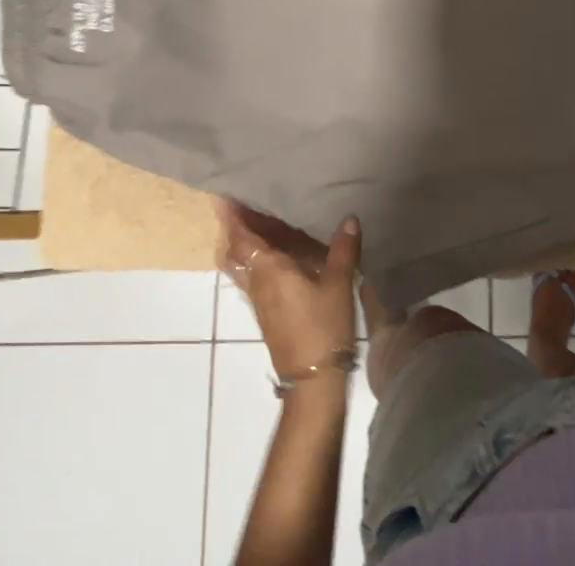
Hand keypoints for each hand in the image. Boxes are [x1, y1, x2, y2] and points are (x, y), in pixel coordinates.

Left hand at [218, 200, 360, 379]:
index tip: (225, 197)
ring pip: (239, 267)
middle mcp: (257, 283)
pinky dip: (252, 261)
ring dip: (240, 246)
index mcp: (270, 271)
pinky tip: (271, 258)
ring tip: (254, 227)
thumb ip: (343, 249)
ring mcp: (258, 300)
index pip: (243, 238)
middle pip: (234, 252)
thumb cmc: (323, 327)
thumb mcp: (338, 285)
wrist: (313, 377)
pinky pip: (250, 278)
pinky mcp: (265, 313)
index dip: (233, 218)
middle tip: (241, 206)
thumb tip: (349, 217)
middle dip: (233, 229)